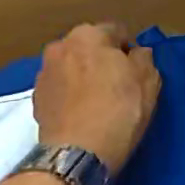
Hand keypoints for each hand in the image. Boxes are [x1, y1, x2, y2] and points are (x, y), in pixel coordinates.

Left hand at [33, 24, 160, 172]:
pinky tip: (84, 113)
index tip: (138, 71)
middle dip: (104, 61)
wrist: (79, 153)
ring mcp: (43, 73)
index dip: (131, 51)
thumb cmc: (120, 110)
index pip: (117, 32)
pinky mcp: (36, 99)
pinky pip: (62, 89)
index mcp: (88, 35)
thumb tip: (137, 53)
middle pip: (91, 48)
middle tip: (121, 84)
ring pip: (73, 68)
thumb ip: (144, 58)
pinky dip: (72, 95)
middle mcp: (59, 46)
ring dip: (86, 77)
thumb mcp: (148, 81)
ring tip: (101, 101)